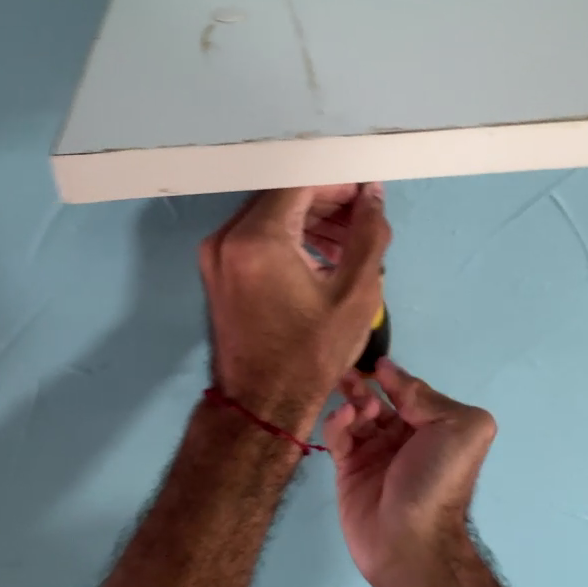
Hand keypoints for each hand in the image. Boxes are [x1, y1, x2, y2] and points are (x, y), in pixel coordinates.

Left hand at [199, 185, 390, 429]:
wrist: (261, 405)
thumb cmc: (312, 353)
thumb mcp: (355, 294)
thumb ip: (368, 234)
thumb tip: (371, 194)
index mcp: (257, 239)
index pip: (300, 181)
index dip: (338, 181)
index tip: (367, 194)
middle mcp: (227, 237)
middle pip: (282, 195)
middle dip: (326, 199)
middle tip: (363, 217)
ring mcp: (216, 253)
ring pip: (269, 213)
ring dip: (310, 218)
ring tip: (350, 242)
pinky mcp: (217, 268)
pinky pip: (256, 235)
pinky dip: (289, 236)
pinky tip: (323, 256)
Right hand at [325, 360, 497, 586]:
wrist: (412, 542)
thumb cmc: (439, 481)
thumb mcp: (457, 428)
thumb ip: (425, 395)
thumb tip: (390, 371)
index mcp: (434, 428)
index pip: (410, 392)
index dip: (394, 376)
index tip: (375, 362)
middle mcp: (404, 439)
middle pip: (379, 401)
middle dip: (365, 385)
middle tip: (350, 374)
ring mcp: (374, 454)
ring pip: (357, 416)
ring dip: (354, 402)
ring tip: (356, 407)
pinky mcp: (347, 470)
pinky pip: (339, 437)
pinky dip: (338, 423)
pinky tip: (344, 418)